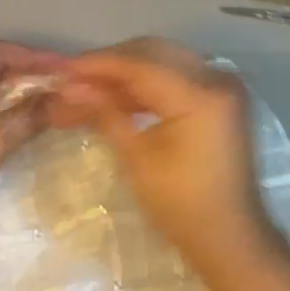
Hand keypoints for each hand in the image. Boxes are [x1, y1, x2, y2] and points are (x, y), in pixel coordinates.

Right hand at [49, 37, 275, 260]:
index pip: (139, 63)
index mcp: (200, 94)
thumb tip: (69, 88)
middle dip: (111, 65)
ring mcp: (222, 88)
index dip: (97, 64)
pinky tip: (118, 100)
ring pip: (165, 63)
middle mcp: (217, 79)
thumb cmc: (181, 204)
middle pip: (153, 54)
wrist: (228, 236)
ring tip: (88, 91)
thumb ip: (105, 113)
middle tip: (73, 80)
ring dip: (127, 75)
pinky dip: (148, 87)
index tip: (62, 70)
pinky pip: (178, 80)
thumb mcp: (137, 158)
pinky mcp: (220, 102)